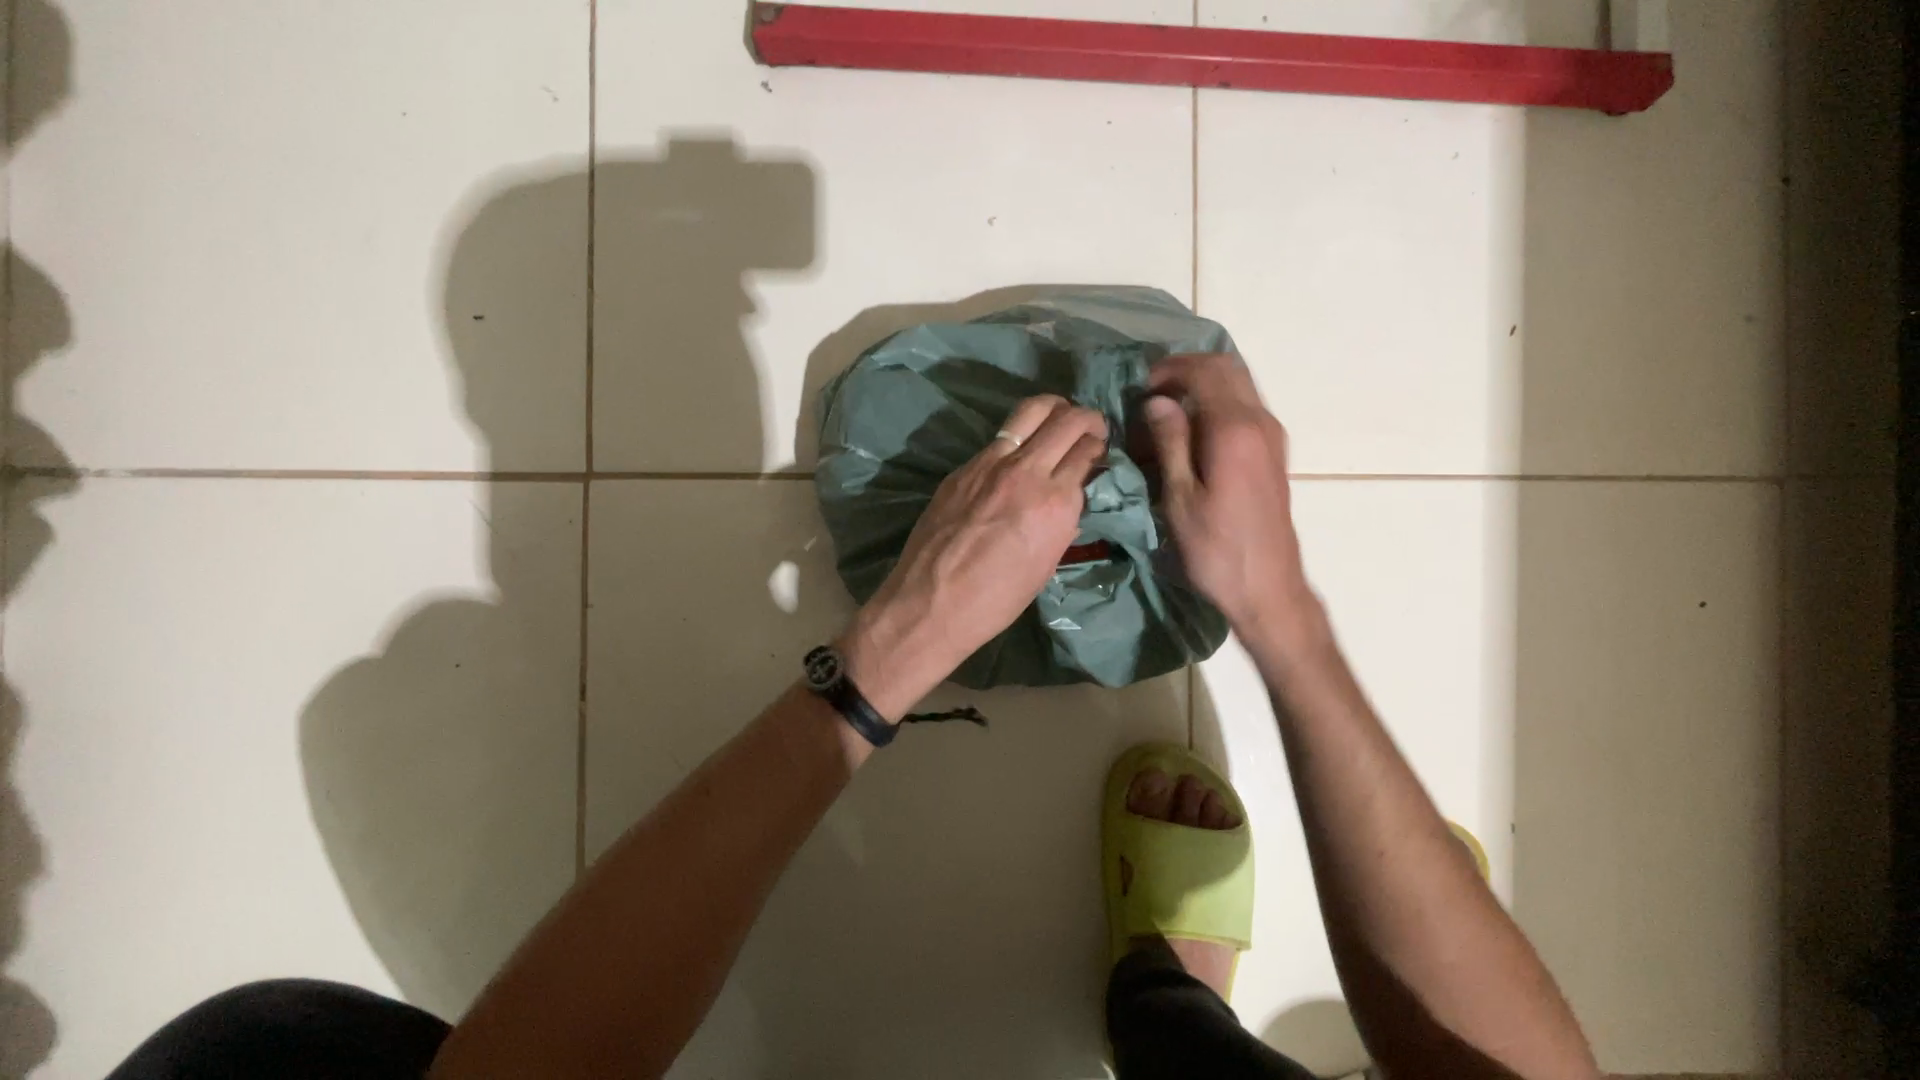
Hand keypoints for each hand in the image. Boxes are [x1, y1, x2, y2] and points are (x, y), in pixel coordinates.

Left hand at [840, 395, 1107, 718]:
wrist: (932, 603)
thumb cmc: (997, 599)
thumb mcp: (1047, 563)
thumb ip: (1065, 520)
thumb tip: (1073, 495)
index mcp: (1056, 503)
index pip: (1088, 451)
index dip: (1099, 447)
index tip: (1099, 451)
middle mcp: (1027, 472)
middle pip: (1068, 419)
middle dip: (1087, 418)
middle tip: (1090, 428)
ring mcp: (991, 463)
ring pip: (1033, 410)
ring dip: (1054, 409)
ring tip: (1059, 419)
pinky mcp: (964, 467)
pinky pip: (1002, 436)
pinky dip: (1020, 434)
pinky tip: (1020, 450)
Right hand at [1143, 353, 1322, 650]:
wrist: (1267, 588)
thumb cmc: (1215, 551)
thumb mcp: (1179, 498)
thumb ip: (1170, 442)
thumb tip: (1157, 402)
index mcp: (1234, 430)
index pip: (1204, 371)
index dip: (1168, 370)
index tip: (1138, 389)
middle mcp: (1260, 422)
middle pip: (1226, 367)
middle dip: (1185, 369)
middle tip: (1150, 392)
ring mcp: (1272, 436)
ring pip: (1239, 384)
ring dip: (1202, 384)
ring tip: (1166, 410)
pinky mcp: (1273, 451)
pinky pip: (1245, 406)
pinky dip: (1216, 403)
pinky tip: (1190, 431)